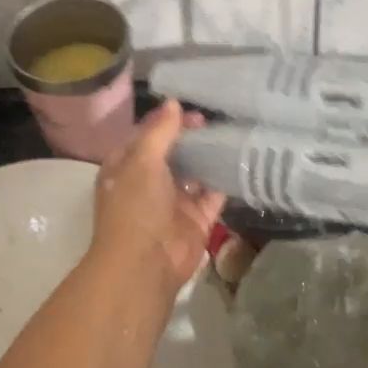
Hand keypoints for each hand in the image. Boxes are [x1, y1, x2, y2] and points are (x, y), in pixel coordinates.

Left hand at [88, 100, 225, 297]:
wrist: (145, 263)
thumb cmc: (135, 206)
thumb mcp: (142, 160)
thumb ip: (160, 131)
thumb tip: (173, 103)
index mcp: (126, 168)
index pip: (146, 137)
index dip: (167, 122)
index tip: (192, 111)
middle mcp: (149, 183)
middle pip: (173, 154)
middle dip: (192, 138)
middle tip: (217, 122)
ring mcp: (174, 203)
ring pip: (195, 174)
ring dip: (210, 158)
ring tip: (234, 135)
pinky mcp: (197, 220)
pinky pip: (214, 196)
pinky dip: (225, 182)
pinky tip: (241, 162)